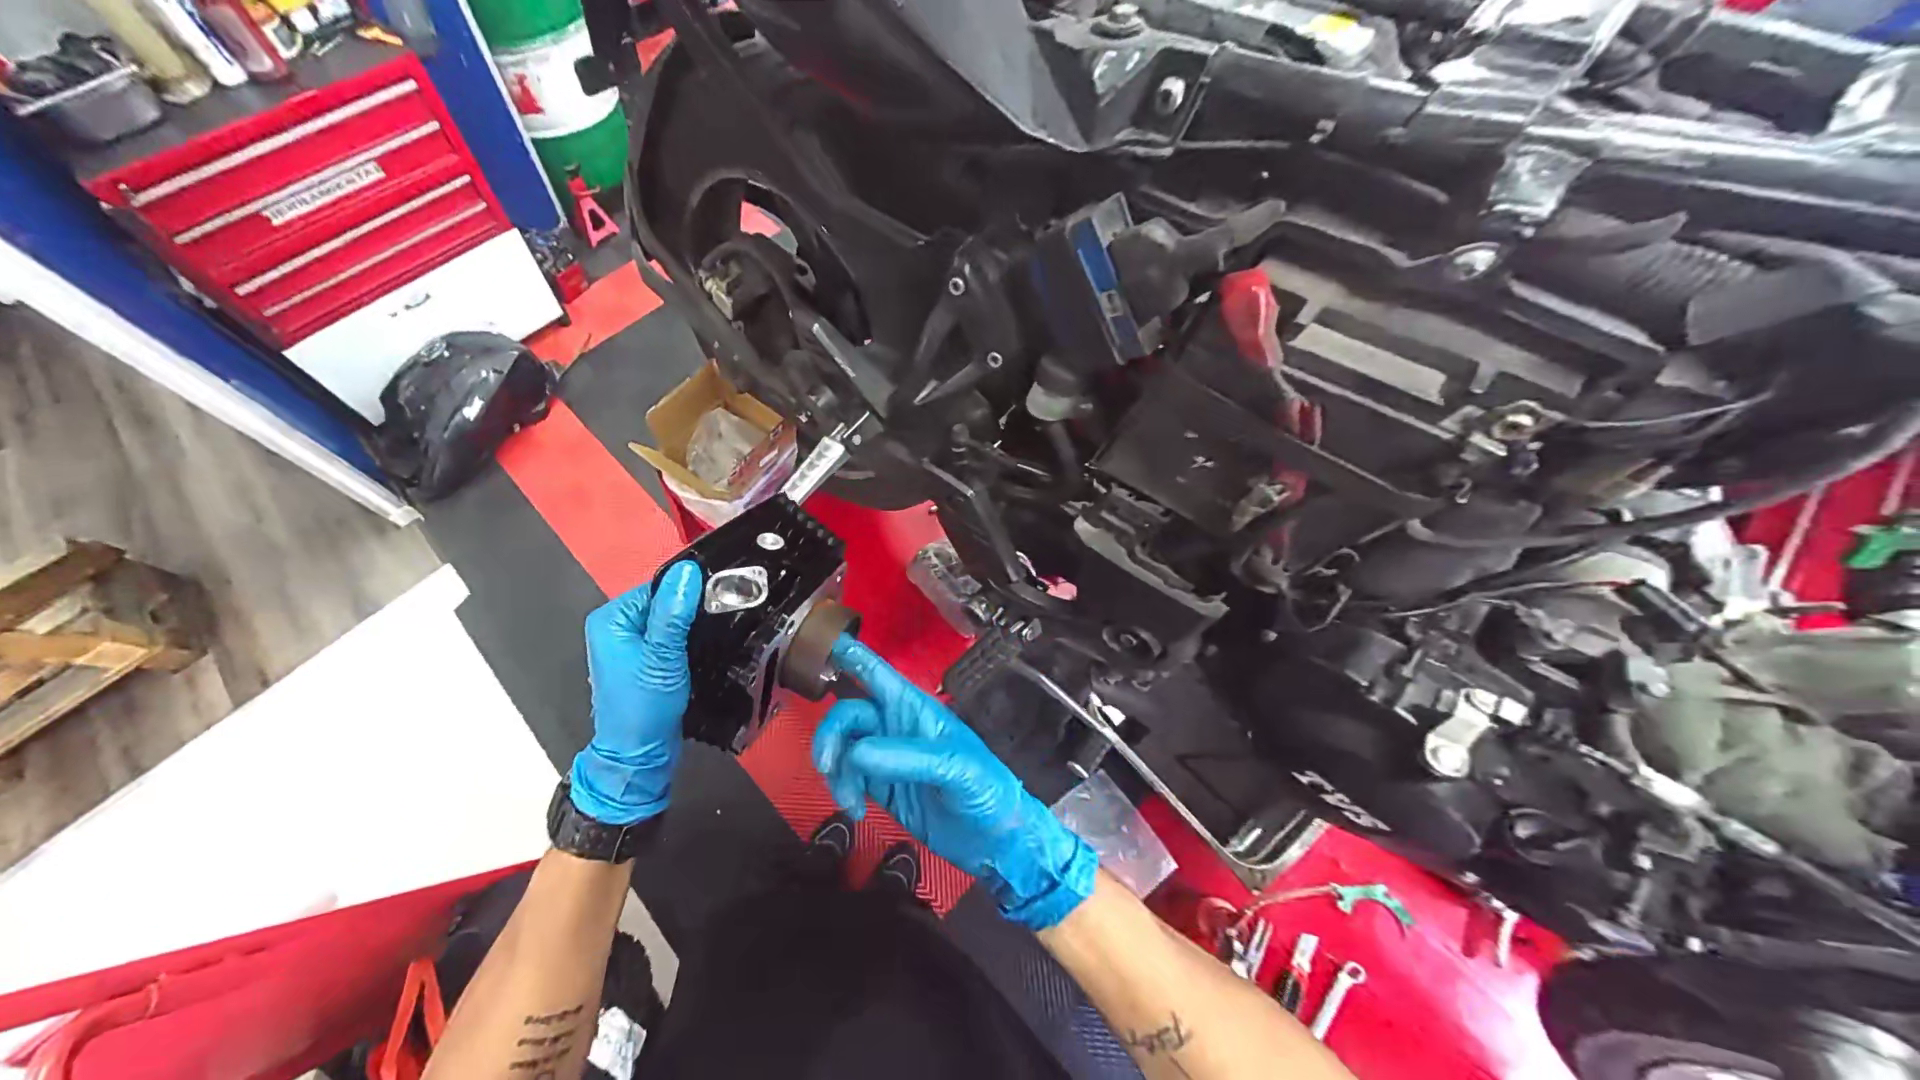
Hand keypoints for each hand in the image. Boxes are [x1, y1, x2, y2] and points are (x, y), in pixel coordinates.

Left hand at [570, 562, 703, 824]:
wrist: (639, 756)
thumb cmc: (643, 708)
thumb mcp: (661, 658)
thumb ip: (672, 614)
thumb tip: (687, 572)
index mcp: (611, 619)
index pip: (659, 587)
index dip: (689, 593)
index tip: (719, 602)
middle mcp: (618, 626)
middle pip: (666, 602)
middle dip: (693, 611)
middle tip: (721, 621)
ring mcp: (632, 644)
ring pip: (673, 620)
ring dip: (694, 627)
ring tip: (715, 635)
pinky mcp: (648, 659)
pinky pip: (673, 637)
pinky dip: (690, 641)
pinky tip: (706, 648)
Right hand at [812, 636, 1096, 929]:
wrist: (994, 841)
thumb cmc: (988, 789)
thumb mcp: (956, 767)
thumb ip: (909, 758)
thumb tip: (858, 754)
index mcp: (916, 709)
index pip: (877, 673)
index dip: (851, 655)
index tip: (823, 646)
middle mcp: (896, 726)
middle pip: (848, 713)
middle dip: (832, 734)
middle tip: (828, 764)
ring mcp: (886, 756)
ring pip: (842, 747)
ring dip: (836, 770)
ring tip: (850, 799)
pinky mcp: (881, 787)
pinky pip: (847, 777)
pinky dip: (842, 790)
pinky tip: (856, 809)